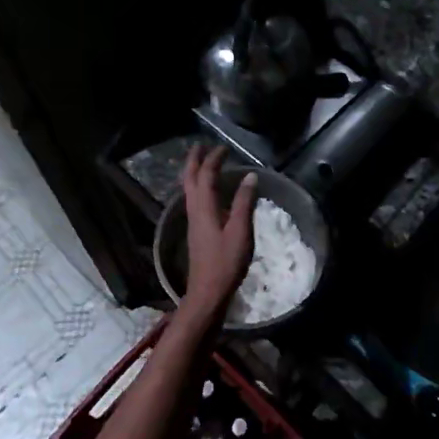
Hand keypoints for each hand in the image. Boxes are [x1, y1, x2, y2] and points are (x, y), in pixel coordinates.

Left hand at [180, 145, 257, 311]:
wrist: (207, 292)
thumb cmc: (226, 262)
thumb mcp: (240, 231)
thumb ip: (244, 202)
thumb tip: (249, 176)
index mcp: (204, 208)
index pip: (206, 175)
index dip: (214, 159)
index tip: (224, 148)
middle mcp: (194, 211)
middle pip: (189, 179)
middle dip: (194, 161)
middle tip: (201, 146)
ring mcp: (193, 222)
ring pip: (188, 190)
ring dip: (194, 172)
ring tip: (202, 163)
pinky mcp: (196, 231)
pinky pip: (193, 200)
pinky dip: (198, 187)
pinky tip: (207, 192)